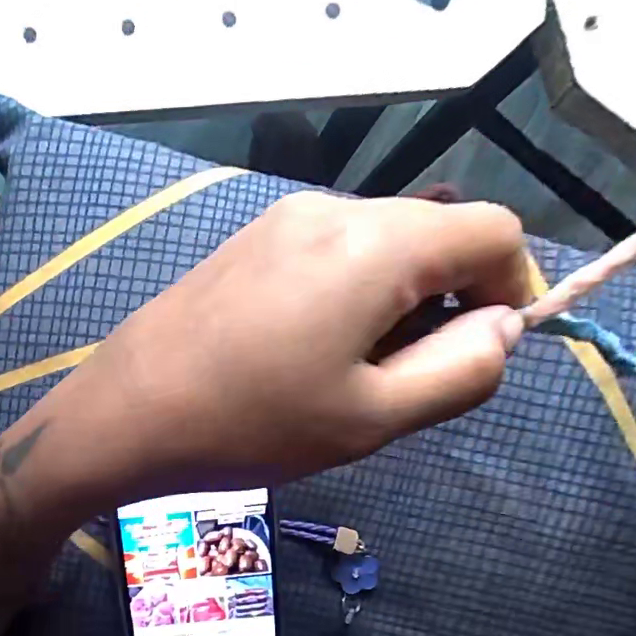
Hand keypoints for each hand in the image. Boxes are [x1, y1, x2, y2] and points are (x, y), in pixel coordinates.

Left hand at [38, 192, 531, 498]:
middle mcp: (330, 209)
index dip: (511, 289)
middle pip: (433, 234)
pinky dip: (343, 295)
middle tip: (400, 380)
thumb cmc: (249, 425)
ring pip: (377, 246)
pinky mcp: (244, 244)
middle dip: (443, 301)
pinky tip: (299, 352)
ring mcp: (278, 222)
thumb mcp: (371, 418)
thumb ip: (460, 371)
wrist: (124, 414)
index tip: (481, 352)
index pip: (493, 232)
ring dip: (390, 303)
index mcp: (376, 243)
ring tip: (341, 376)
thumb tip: (503, 326)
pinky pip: (324, 255)